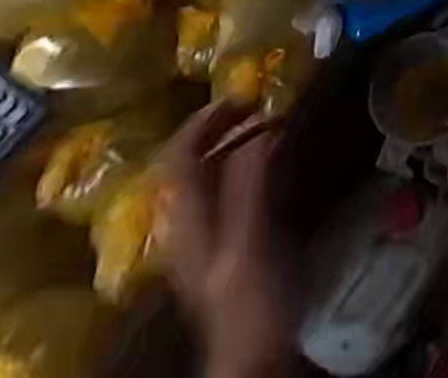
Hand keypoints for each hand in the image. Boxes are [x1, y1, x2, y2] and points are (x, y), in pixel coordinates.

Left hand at [158, 103, 293, 377]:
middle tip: (256, 104)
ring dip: (232, 141)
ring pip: (207, 171)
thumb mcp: (252, 240)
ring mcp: (203, 230)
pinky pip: (224, 187)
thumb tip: (259, 129)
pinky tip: (268, 161)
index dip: (203, 120)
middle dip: (219, 125)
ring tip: (265, 123)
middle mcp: (187, 217)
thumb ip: (251, 185)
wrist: (253, 353)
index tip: (239, 95)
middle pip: (190, 158)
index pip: (179, 154)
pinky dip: (243, 163)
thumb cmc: (252, 299)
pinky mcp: (223, 239)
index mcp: (187, 216)